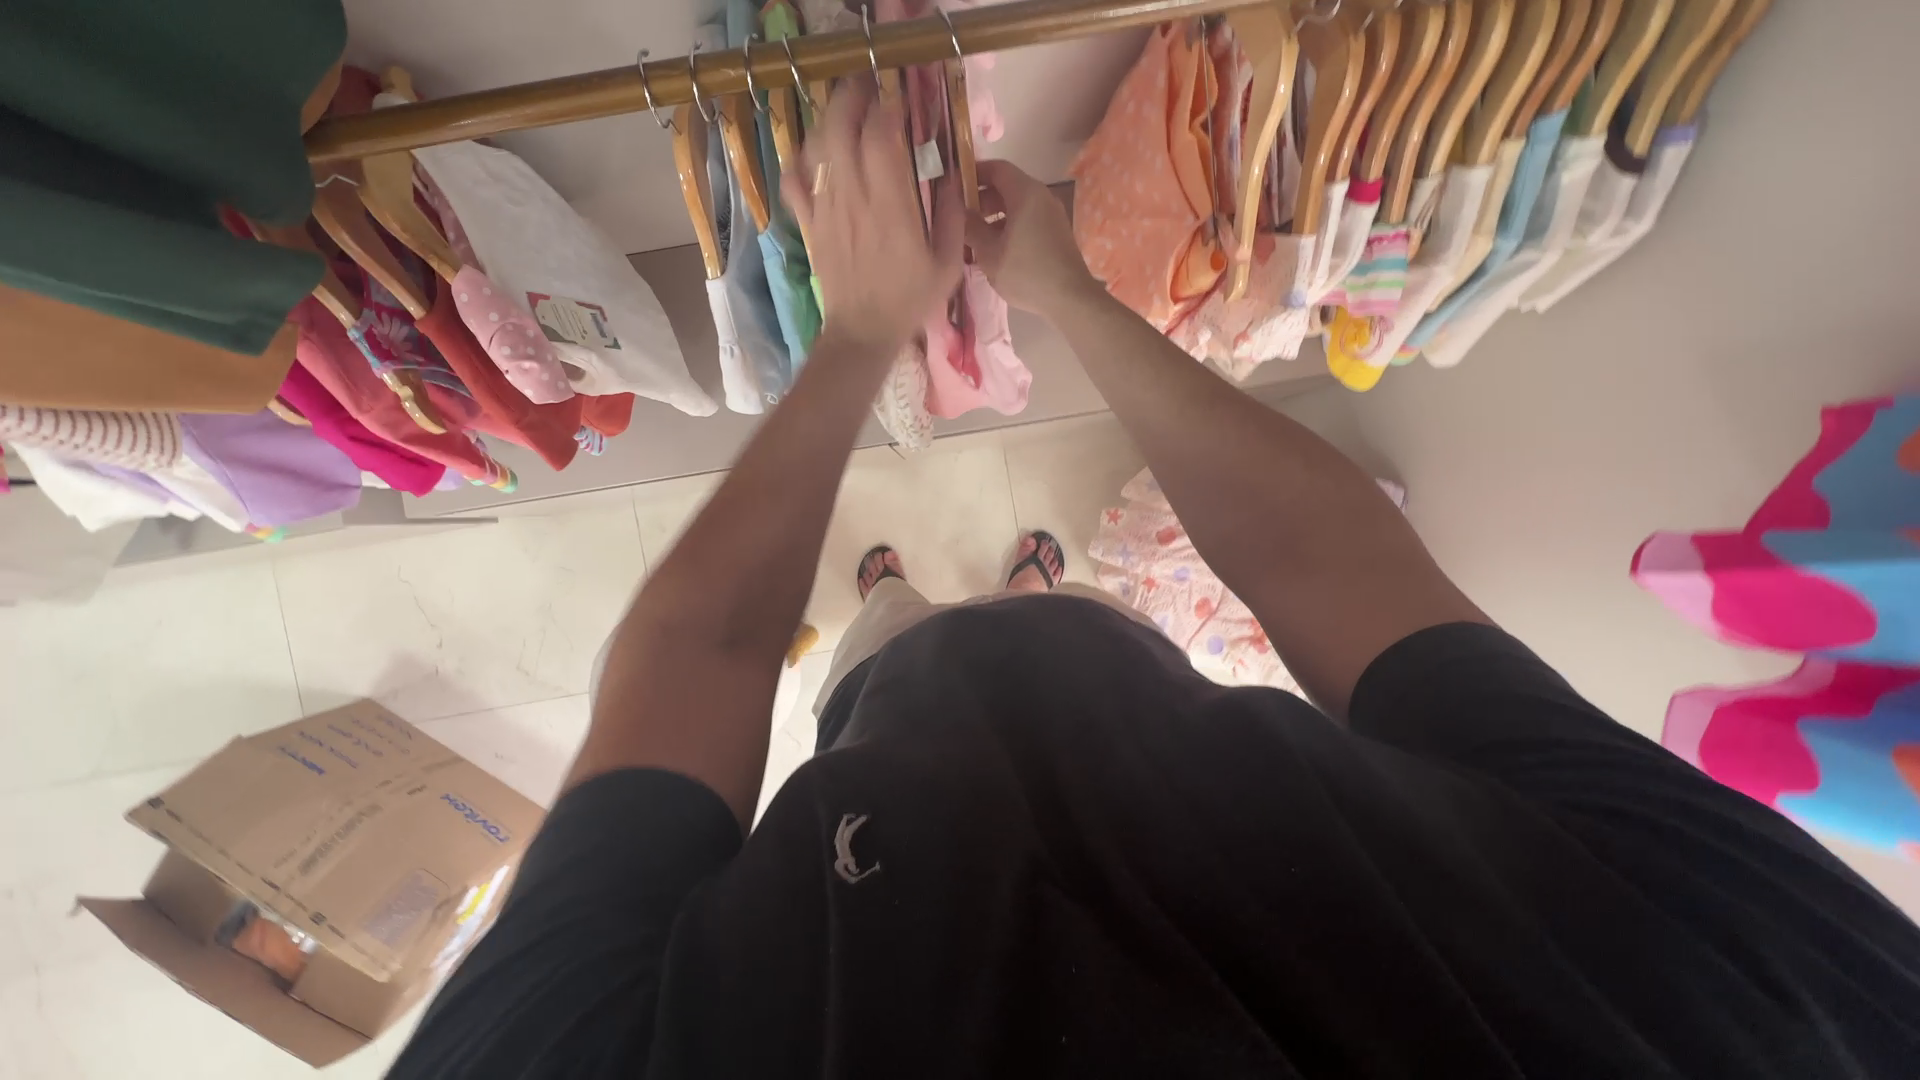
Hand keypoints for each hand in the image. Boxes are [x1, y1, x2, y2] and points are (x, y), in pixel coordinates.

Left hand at [781, 78, 963, 355]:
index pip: (881, 134)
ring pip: (818, 145)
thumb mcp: (947, 264)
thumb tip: (952, 174)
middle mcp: (853, 197)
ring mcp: (825, 208)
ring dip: (831, 118)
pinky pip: (795, 178)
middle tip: (869, 86)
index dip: (890, 106)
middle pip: (842, 126)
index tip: (903, 100)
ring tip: (847, 110)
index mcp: (891, 205)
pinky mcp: (808, 222)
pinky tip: (817, 154)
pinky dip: (802, 157)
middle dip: (854, 96)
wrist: (861, 333)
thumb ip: (953, 216)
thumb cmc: (909, 300)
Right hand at [965, 159, 1100, 316]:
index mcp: (1025, 193)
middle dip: (983, 197)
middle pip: (1008, 185)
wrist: (1070, 298)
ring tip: (977, 236)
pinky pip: (1029, 218)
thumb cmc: (1026, 273)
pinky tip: (998, 247)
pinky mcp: (1056, 231)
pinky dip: (1010, 224)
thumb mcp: (990, 253)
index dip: (974, 174)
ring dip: (996, 214)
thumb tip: (958, 212)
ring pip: (1018, 204)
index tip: (955, 187)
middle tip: (963, 217)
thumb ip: (971, 228)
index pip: (997, 168)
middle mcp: (1041, 196)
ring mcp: (1052, 214)